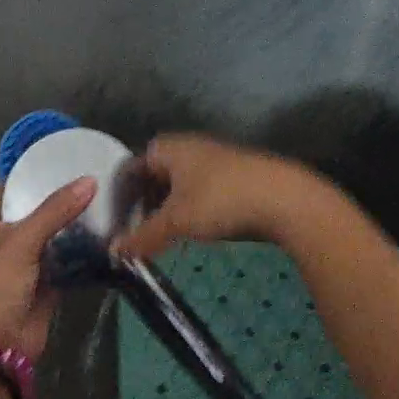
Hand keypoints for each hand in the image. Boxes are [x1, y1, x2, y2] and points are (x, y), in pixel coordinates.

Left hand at [0, 177, 96, 358]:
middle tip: (92, 176)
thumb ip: (55, 211)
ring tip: (107, 201)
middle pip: (38, 212)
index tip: (54, 156)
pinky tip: (109, 238)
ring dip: (76, 226)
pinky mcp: (51, 287)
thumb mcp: (22, 241)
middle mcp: (13, 241)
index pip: (8, 189)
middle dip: (60, 198)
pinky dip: (86, 255)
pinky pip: (71, 265)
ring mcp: (33, 264)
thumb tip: (89, 180)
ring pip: (57, 238)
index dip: (25, 172)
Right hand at [111, 134, 328, 260]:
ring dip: (171, 207)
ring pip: (181, 184)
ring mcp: (214, 159)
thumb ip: (143, 236)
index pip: (133, 167)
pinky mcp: (236, 175)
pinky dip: (194, 208)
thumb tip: (113, 252)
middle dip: (147, 203)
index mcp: (168, 147)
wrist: (285, 198)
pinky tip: (199, 231)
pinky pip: (202, 190)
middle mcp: (188, 146)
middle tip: (140, 233)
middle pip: (157, 175)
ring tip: (167, 236)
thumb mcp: (177, 221)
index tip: (119, 222)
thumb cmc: (221, 200)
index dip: (124, 194)